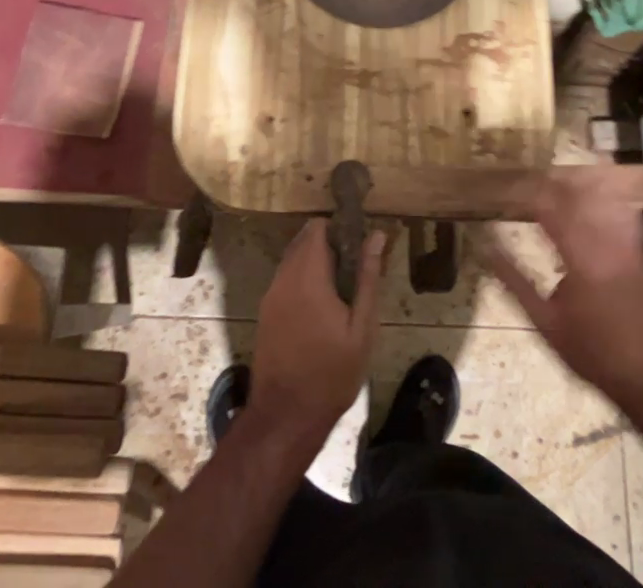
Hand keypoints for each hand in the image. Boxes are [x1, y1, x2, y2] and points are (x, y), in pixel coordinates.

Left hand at [248, 220, 386, 441]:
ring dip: (315, 261)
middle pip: (303, 241)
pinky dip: (303, 278)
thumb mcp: (362, 328)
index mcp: (308, 277)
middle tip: (357, 266)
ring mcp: (270, 295)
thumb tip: (376, 236)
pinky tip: (323, 303)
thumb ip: (368, 278)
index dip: (340, 228)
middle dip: (329, 243)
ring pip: (292, 260)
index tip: (361, 242)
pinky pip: (285, 279)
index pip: (317, 229)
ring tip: (344, 286)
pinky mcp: (265, 312)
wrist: (286, 413)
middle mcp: (283, 279)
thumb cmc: (332, 372)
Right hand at [484, 173, 642, 402]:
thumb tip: (485, 248)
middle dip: (553, 178)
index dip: (526, 190)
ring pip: (606, 197)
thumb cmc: (591, 353)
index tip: (505, 183)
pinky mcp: (640, 254)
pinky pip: (625, 212)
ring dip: (581, 180)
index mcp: (579, 258)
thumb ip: (515, 281)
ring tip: (557, 173)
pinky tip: (599, 188)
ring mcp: (628, 246)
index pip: (548, 208)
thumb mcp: (544, 322)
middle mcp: (607, 243)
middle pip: (579, 193)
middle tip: (527, 172)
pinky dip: (610, 195)